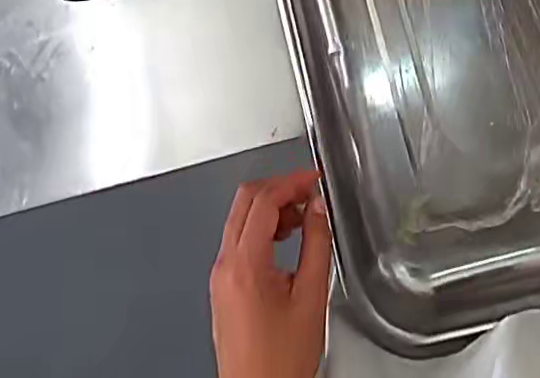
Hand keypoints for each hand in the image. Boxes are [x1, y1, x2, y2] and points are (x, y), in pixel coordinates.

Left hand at [210, 169, 332, 377]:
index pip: (263, 200)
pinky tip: (286, 238)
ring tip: (303, 216)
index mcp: (244, 264)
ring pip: (240, 217)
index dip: (291, 182)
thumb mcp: (312, 296)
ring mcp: (220, 276)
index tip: (313, 179)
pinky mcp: (223, 287)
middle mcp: (225, 265)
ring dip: (271, 206)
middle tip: (308, 191)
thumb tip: (318, 207)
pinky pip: (239, 239)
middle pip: (246, 200)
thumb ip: (317, 243)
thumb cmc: (281, 362)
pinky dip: (262, 226)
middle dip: (279, 188)